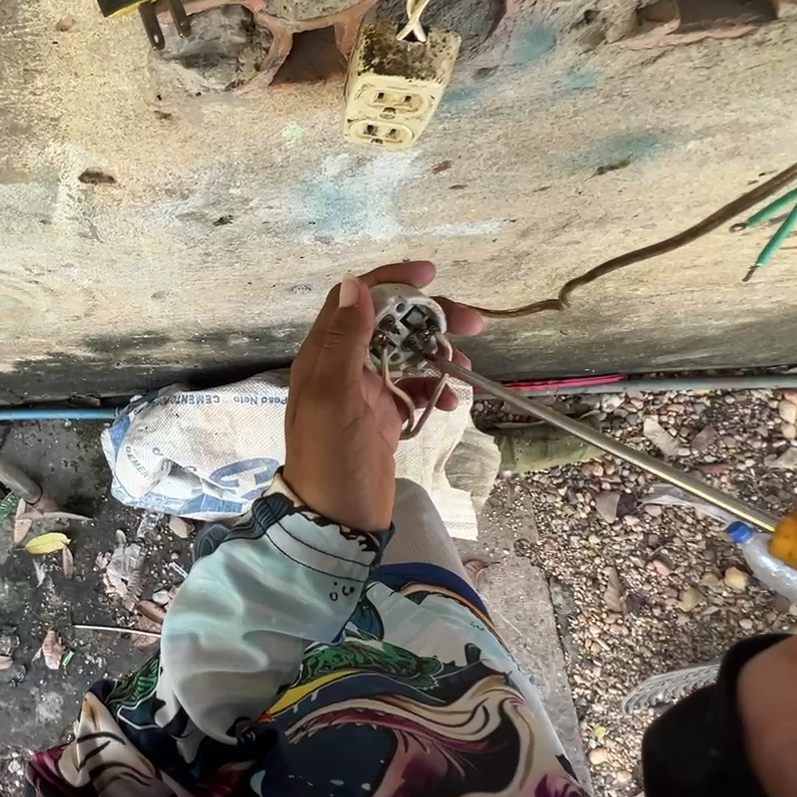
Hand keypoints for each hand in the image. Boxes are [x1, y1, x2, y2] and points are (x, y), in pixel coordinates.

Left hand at [280, 262, 482, 530]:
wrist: (335, 521)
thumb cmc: (331, 457)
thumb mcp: (334, 397)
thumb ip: (343, 341)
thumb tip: (355, 284)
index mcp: (322, 356)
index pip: (352, 300)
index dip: (388, 281)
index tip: (430, 275)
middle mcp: (341, 367)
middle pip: (387, 324)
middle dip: (428, 319)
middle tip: (474, 323)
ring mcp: (363, 393)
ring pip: (405, 356)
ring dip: (437, 355)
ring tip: (468, 368)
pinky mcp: (382, 417)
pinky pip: (413, 390)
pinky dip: (435, 390)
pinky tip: (452, 402)